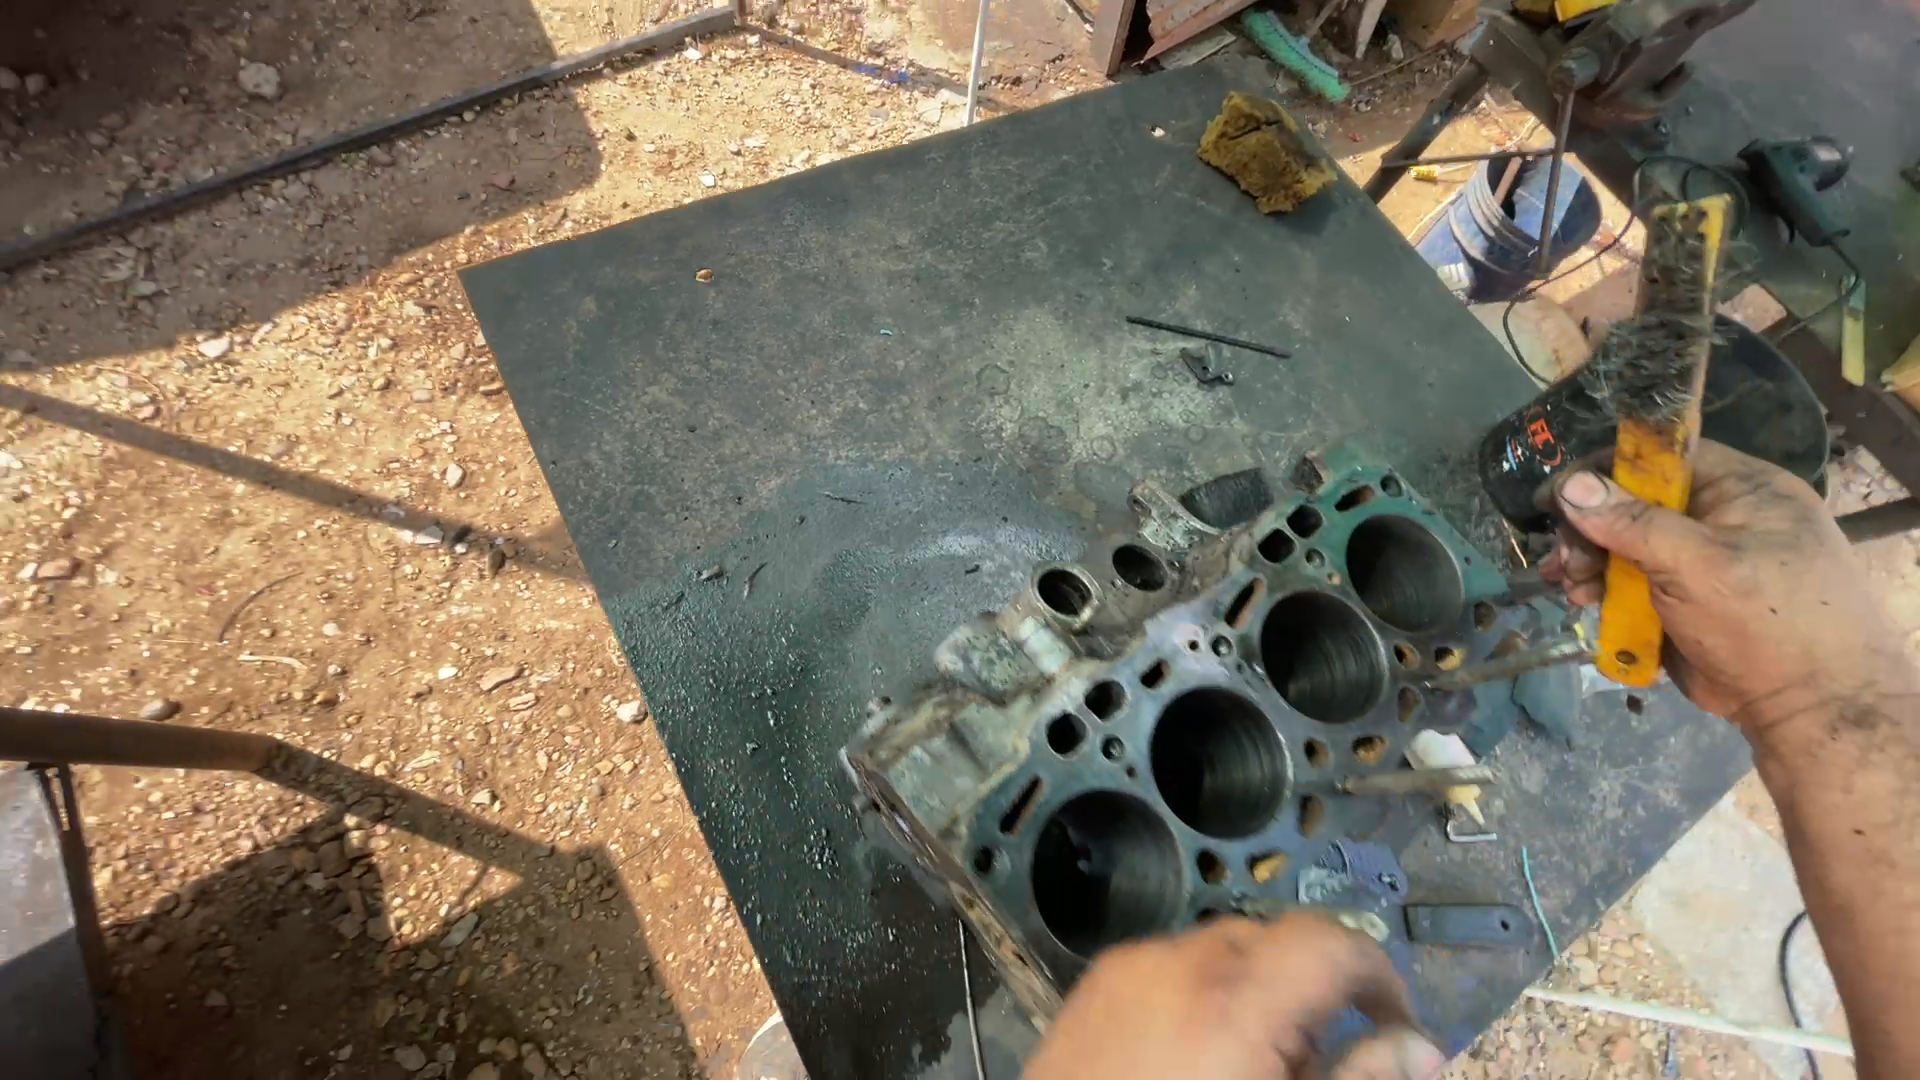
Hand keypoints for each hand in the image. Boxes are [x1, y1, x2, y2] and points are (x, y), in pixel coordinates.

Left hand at [1024, 914, 1444, 1079]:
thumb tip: (1420, 1048)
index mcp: (1232, 1004)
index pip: (1324, 941)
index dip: (1374, 972)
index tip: (1394, 1023)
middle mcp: (1177, 962)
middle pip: (1270, 941)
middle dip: (1308, 986)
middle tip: (1316, 1062)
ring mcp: (1129, 963)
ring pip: (1218, 948)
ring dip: (1252, 987)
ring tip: (1249, 1061)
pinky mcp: (1096, 977)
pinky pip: (1168, 961)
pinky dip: (1199, 989)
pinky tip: (1191, 1050)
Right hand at [1538, 440, 1913, 739]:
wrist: (1808, 706)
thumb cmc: (1766, 621)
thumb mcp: (1695, 564)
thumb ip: (1630, 523)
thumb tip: (1570, 485)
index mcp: (1742, 492)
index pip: (1660, 458)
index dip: (1603, 471)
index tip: (1555, 499)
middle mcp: (1718, 516)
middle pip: (1627, 502)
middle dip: (1586, 531)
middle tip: (1566, 563)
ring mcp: (1696, 557)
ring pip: (1618, 541)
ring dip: (1584, 563)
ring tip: (1574, 590)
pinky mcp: (1678, 592)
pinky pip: (1624, 576)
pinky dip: (1597, 586)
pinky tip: (1583, 601)